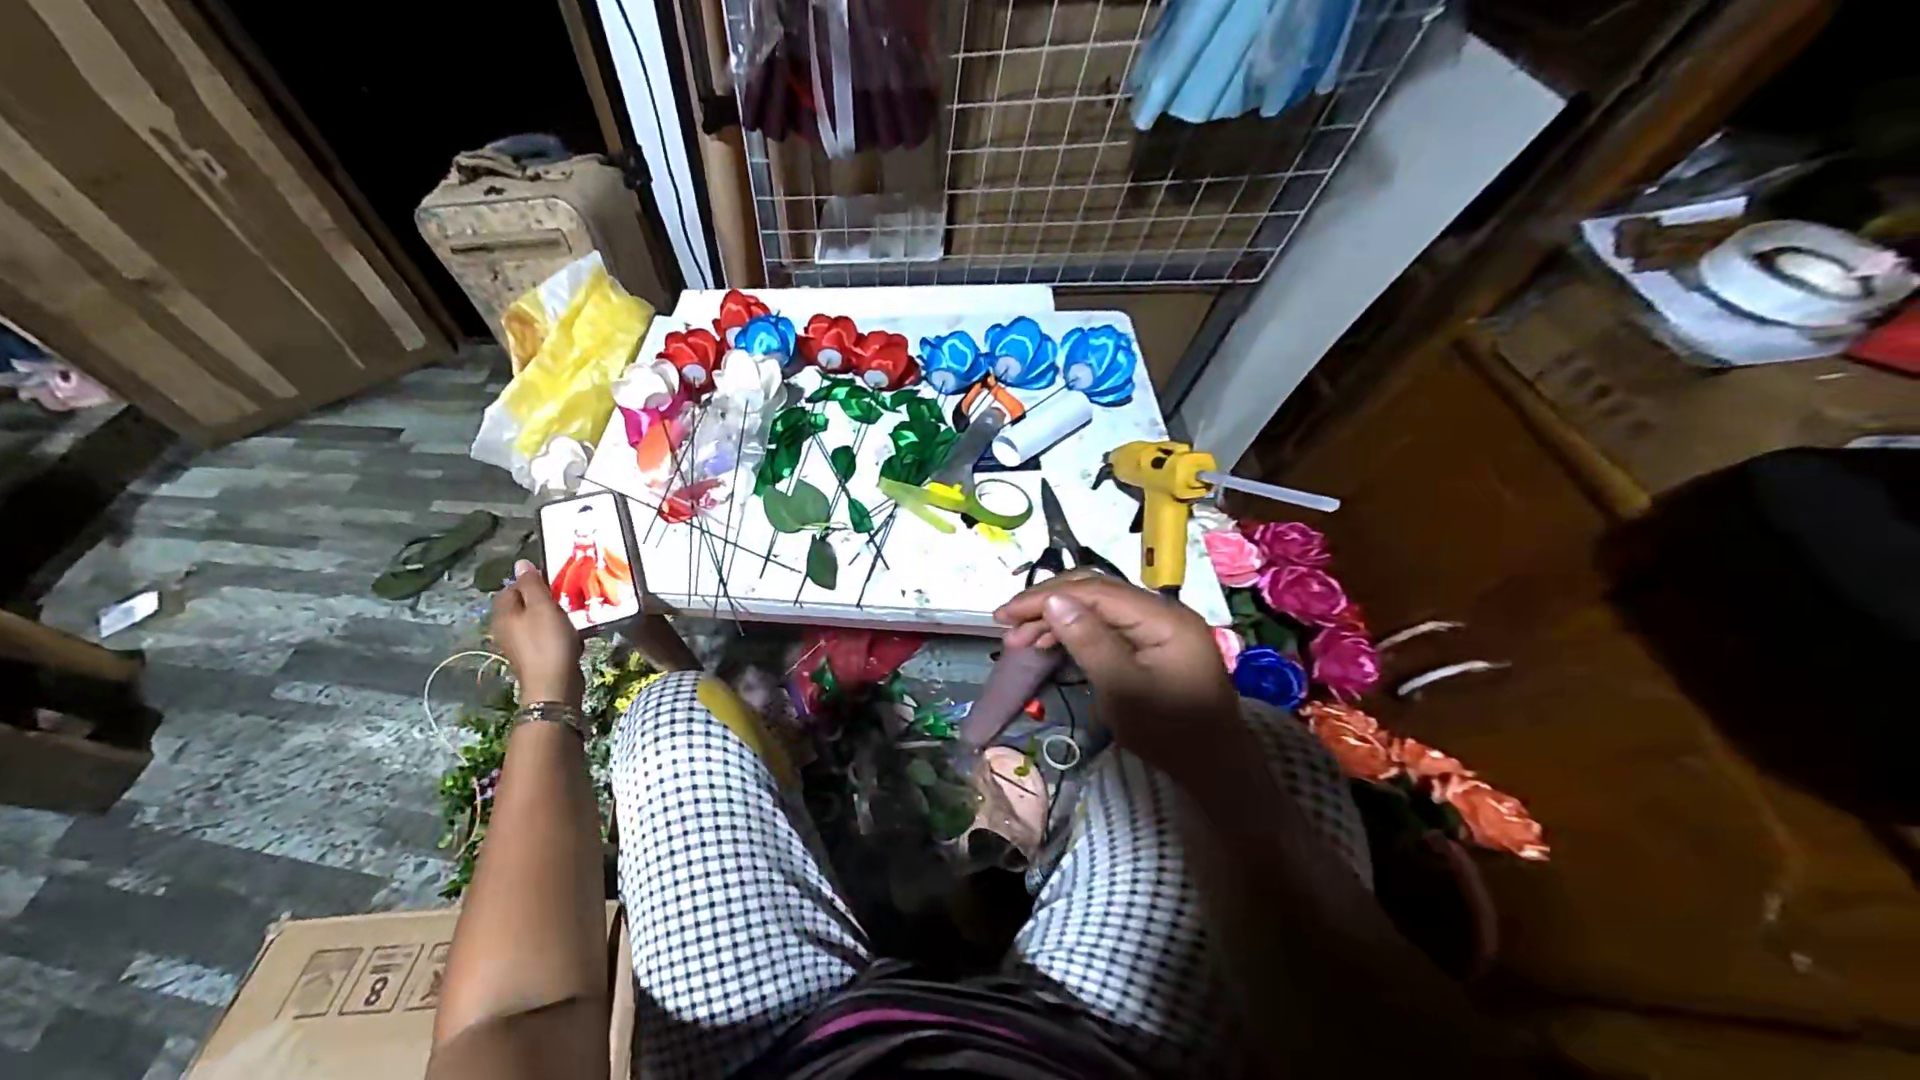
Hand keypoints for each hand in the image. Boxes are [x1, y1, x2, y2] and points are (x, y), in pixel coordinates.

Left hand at [492, 560, 583, 704]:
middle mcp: (505, 628)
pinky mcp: (534, 656)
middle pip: (525, 604)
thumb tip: (521, 563)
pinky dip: (559, 633)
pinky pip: (546, 636)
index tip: (557, 583)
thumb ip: (532, 584)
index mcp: (503, 614)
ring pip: (538, 620)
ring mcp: (519, 644)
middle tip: (568, 598)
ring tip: (574, 615)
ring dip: (556, 616)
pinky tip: (573, 635)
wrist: (554, 685)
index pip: (512, 587)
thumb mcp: (542, 606)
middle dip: (547, 599)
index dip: (533, 581)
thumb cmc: (548, 642)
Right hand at [994, 574, 1239, 772]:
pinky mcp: (1151, 643)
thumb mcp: (1122, 689)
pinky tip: (1050, 643)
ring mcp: (1158, 627)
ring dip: (1058, 618)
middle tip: (1007, 625)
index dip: (1046, 597)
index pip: (1095, 591)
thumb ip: (1088, 641)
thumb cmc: (1169, 733)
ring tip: (1020, 640)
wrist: (1215, 770)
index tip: (1006, 615)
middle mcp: (1162, 612)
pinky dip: (1077, 632)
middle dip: (1048, 604)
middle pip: (1095, 593)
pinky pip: (1108, 626)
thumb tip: (1053, 600)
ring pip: (1098, 608)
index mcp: (1163, 618)